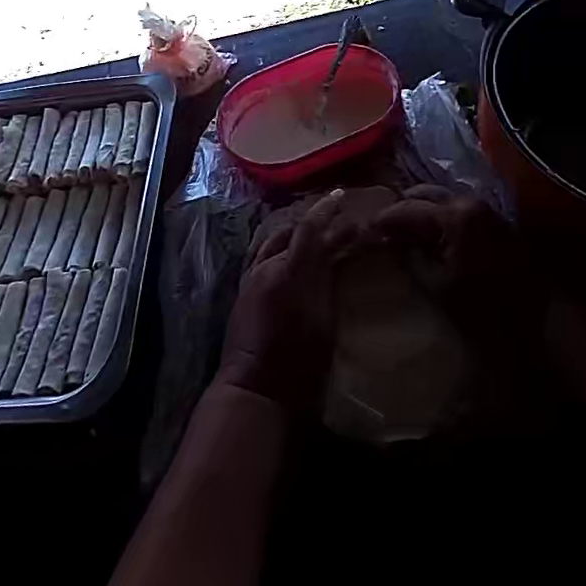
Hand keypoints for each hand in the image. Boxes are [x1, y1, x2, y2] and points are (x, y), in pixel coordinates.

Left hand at [215, 188, 356, 411]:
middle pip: (289, 232)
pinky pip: (262, 257)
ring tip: (313, 233)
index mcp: (290, 272)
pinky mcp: (244, 291)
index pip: (309, 228)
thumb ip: (328, 282)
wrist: (256, 388)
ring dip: (293, 233)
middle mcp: (266, 267)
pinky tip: (288, 255)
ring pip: (273, 242)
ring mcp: (251, 278)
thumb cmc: (299, 364)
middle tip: (332, 219)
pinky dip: (279, 248)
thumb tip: (335, 253)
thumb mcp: (324, 321)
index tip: (341, 197)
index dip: (326, 210)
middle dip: (311, 221)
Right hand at [372, 185, 542, 352]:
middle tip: (382, 227)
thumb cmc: (480, 309)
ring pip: (443, 199)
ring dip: (421, 210)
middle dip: (401, 208)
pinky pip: (460, 211)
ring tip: (402, 230)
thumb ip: (408, 253)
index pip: (406, 208)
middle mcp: (473, 203)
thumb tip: (388, 238)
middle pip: (425, 194)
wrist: (537, 330)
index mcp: (456, 215)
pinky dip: (441, 217)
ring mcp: (489, 211)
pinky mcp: (497, 224)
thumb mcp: (433, 283)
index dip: (382, 219)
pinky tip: (429, 234)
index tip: (365, 228)